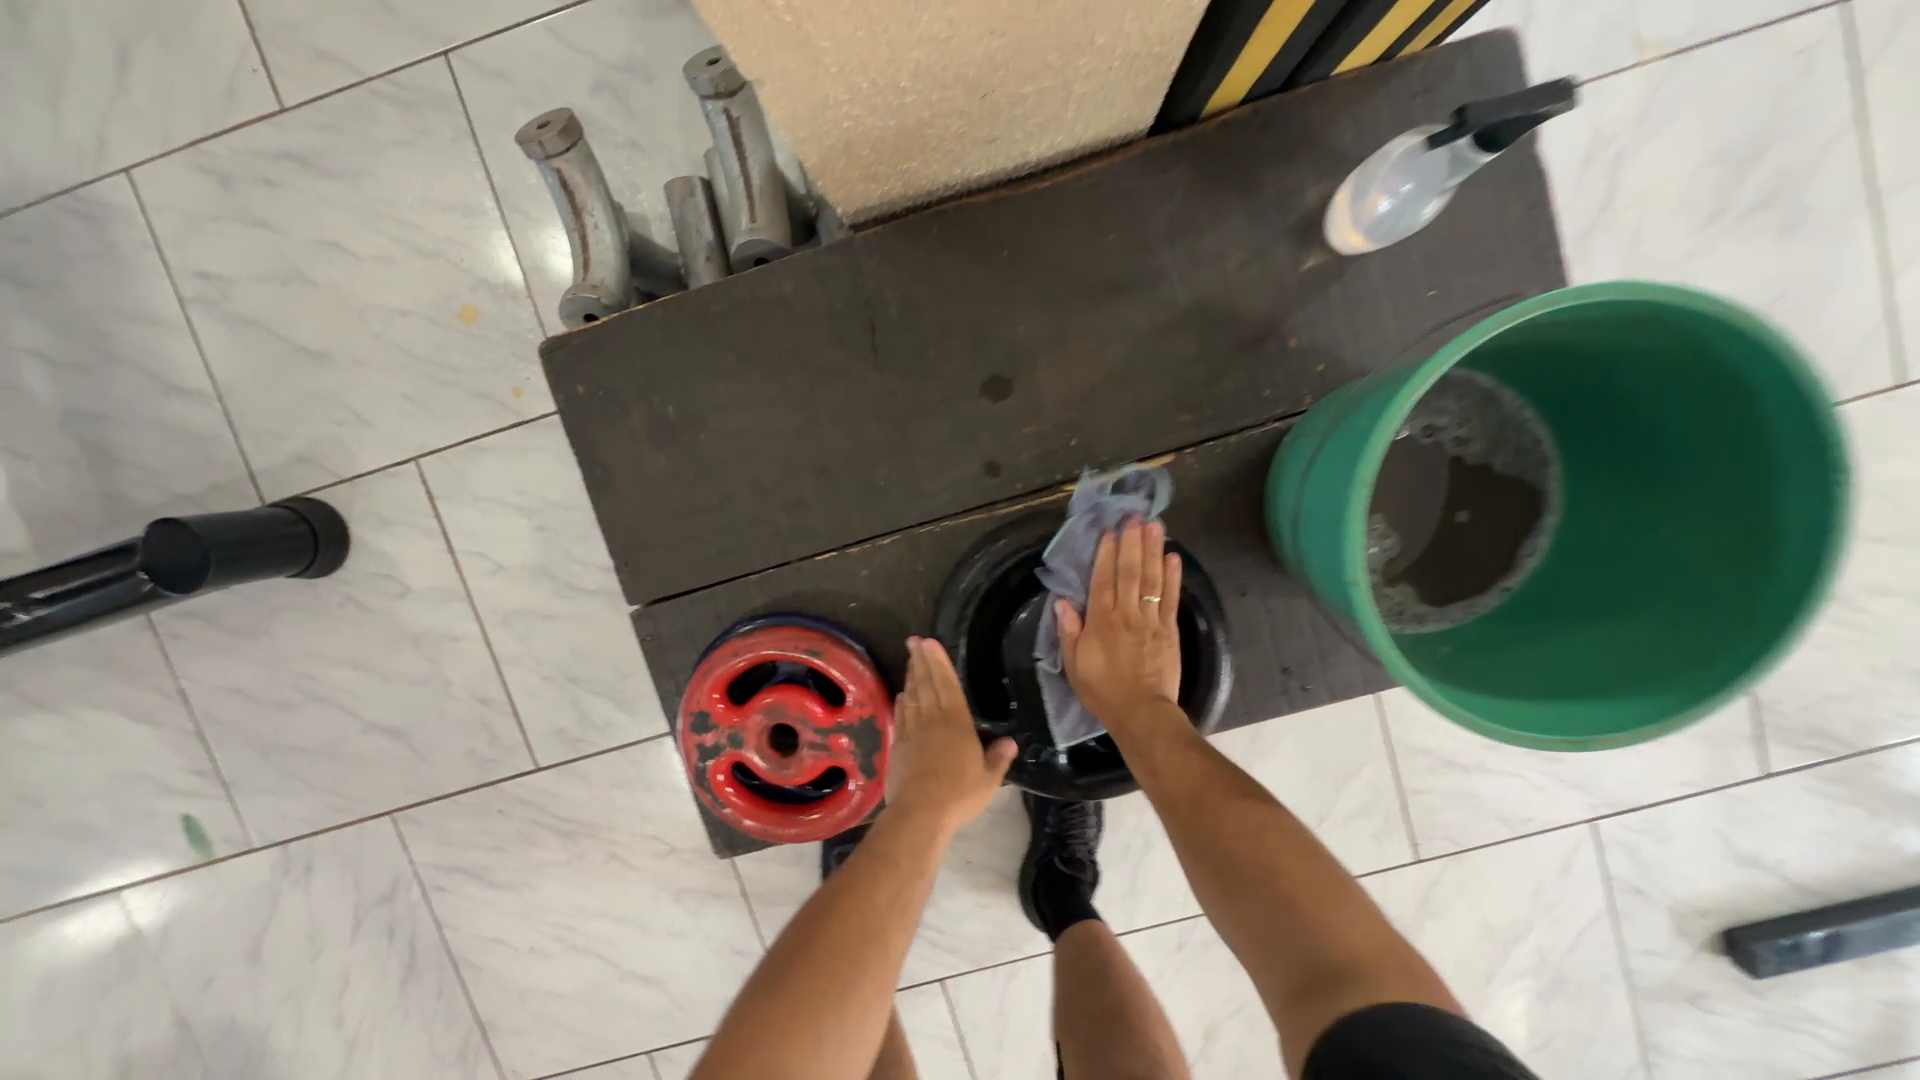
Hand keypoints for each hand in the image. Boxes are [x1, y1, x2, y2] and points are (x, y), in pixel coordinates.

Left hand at [885, 637, 1016, 835]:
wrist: (920, 813)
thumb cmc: (959, 795)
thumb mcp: (989, 779)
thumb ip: (998, 758)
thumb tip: (1011, 742)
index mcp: (957, 722)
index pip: (948, 684)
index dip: (940, 662)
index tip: (930, 642)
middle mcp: (933, 720)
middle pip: (926, 684)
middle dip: (921, 660)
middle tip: (914, 640)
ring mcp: (912, 731)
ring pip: (912, 696)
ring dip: (911, 676)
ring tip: (910, 661)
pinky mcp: (898, 745)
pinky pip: (901, 715)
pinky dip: (901, 702)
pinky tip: (901, 695)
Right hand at [1055, 519, 1183, 727]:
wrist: (1141, 712)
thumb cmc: (1102, 690)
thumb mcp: (1074, 664)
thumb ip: (1069, 631)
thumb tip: (1062, 602)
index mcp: (1101, 621)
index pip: (1103, 580)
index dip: (1106, 554)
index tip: (1110, 532)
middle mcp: (1126, 614)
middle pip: (1129, 572)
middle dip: (1132, 543)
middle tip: (1135, 517)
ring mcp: (1150, 620)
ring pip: (1151, 579)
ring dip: (1153, 551)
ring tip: (1155, 527)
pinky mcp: (1169, 630)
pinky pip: (1170, 598)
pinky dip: (1172, 577)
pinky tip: (1172, 558)